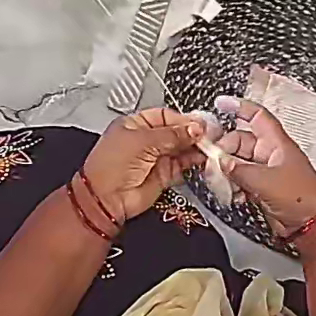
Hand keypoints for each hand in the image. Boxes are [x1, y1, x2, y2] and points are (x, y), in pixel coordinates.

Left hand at [80, 109, 206, 221]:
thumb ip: (172, 135)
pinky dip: (194, 161)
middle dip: (192, 133)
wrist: (106, 199)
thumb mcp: (143, 141)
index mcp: (136, 125)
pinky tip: (203, 158)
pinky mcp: (164, 174)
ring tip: (209, 146)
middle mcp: (147, 140)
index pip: (165, 116)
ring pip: (182, 148)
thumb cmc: (113, 165)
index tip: (199, 124)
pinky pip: (183, 164)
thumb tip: (195, 128)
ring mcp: (156, 157)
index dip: (183, 120)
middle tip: (209, 134)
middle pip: (176, 132)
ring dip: (196, 147)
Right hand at [213, 97, 315, 234]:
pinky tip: (232, 194)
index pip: (257, 116)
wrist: (311, 225)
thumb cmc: (300, 197)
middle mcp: (271, 154)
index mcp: (277, 143)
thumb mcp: (264, 180)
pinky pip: (241, 180)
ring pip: (238, 163)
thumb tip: (221, 162)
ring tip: (221, 180)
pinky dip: (233, 185)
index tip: (220, 104)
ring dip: (227, 171)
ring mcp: (266, 171)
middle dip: (224, 149)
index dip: (239, 107)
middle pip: (241, 141)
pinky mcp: (263, 188)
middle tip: (212, 160)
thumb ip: (238, 170)